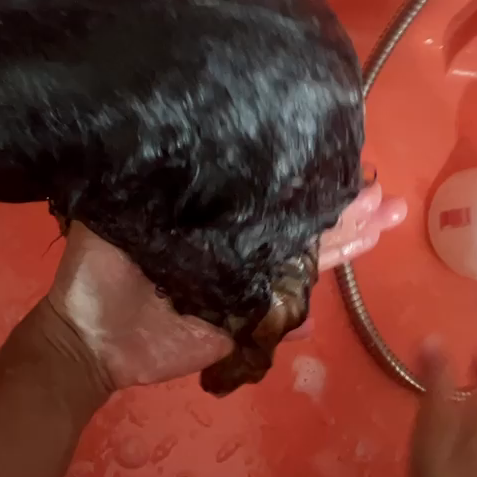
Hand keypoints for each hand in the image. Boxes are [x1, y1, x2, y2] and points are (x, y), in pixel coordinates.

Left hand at [39, 184, 408, 389]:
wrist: (90, 337)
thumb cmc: (97, 274)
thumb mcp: (118, 214)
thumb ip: (148, 184)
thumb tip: (180, 139)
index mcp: (216, 223)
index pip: (269, 198)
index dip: (304, 181)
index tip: (340, 155)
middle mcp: (239, 250)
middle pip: (301, 228)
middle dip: (345, 210)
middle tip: (385, 194)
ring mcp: (247, 289)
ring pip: (306, 264)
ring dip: (347, 242)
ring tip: (387, 219)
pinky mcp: (245, 325)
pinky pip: (287, 315)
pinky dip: (314, 304)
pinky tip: (347, 281)